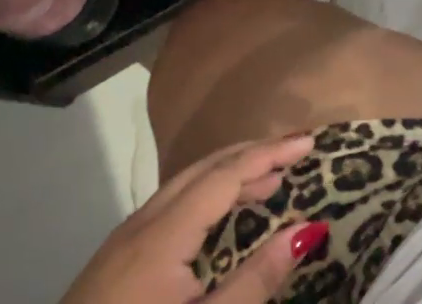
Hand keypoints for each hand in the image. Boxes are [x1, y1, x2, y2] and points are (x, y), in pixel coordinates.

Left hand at [61, 135, 326, 303]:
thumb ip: (255, 280)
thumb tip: (309, 228)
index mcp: (160, 239)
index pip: (224, 176)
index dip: (269, 154)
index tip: (310, 141)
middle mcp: (138, 228)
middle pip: (201, 170)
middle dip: (251, 154)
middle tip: (295, 153)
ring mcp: (119, 245)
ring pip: (182, 186)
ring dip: (228, 174)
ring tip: (269, 181)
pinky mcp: (111, 264)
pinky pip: (168, 206)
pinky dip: (205, 194)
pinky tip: (219, 216)